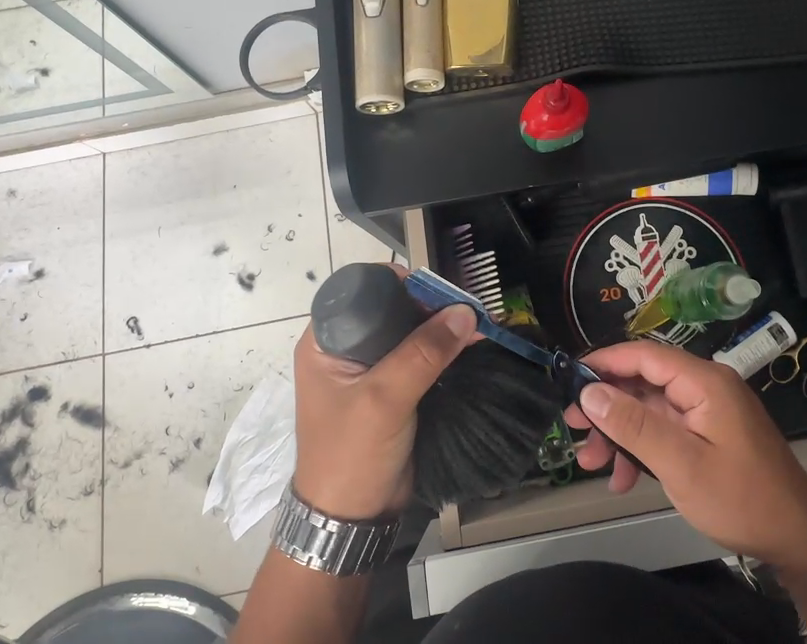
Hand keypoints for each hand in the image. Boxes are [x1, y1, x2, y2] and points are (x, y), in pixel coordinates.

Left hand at [292, 272, 477, 520]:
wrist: (351, 520)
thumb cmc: (351, 455)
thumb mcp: (384, 400)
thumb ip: (423, 353)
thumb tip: (465, 311)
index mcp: (325, 343)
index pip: (363, 292)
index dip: (401, 286)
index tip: (439, 292)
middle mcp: (347, 349)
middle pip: (392, 310)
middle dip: (431, 306)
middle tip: (468, 308)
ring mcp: (371, 370)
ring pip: (411, 333)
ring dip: (444, 328)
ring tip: (481, 323)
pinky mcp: (394, 390)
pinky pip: (422, 358)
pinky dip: (447, 351)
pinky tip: (475, 344)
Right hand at [566, 341, 806, 567]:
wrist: (797, 538)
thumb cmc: (741, 499)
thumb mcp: (680, 464)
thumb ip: (634, 425)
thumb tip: (591, 392)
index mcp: (704, 382)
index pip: (644, 354)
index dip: (604, 362)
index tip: (569, 379)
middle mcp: (707, 387)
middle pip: (644, 382)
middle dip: (606, 406)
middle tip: (572, 429)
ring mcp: (709, 411)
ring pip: (651, 409)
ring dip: (620, 433)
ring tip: (592, 463)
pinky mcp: (711, 434)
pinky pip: (667, 430)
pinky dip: (643, 448)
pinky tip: (625, 478)